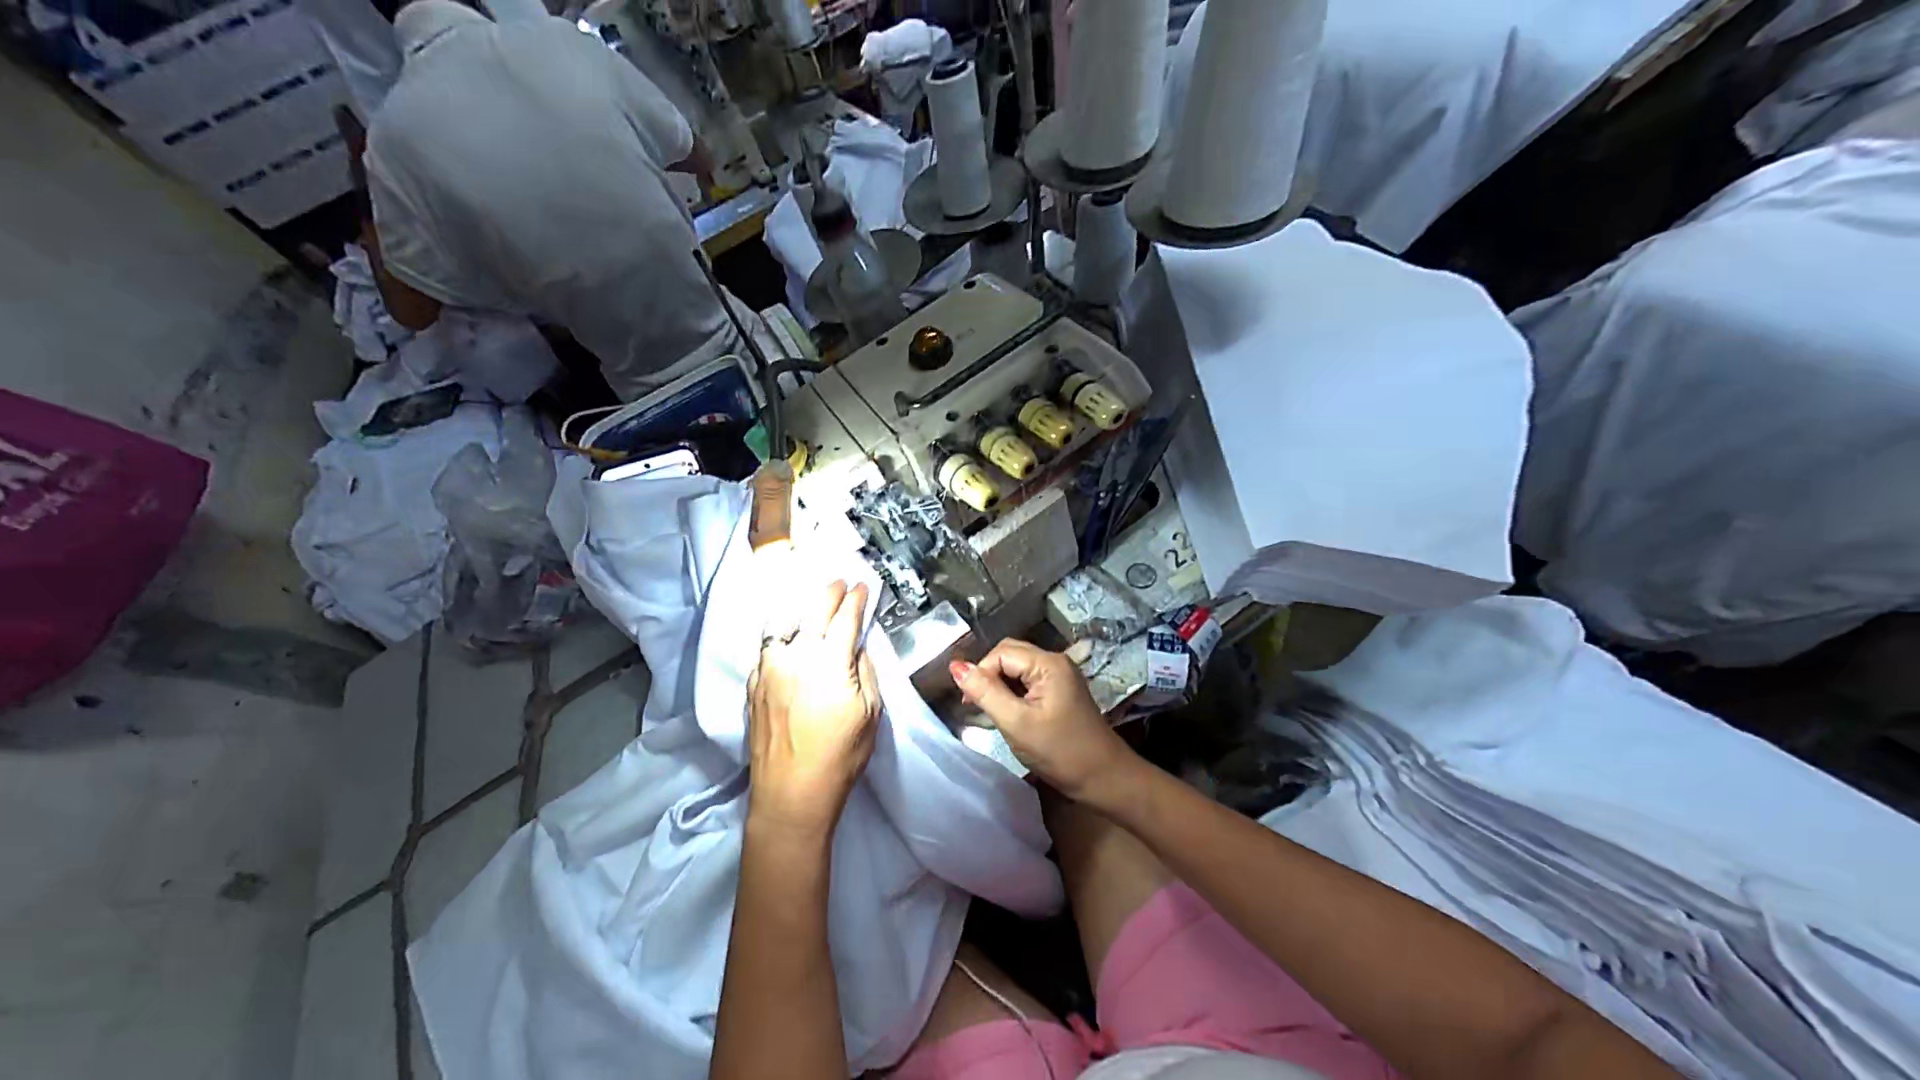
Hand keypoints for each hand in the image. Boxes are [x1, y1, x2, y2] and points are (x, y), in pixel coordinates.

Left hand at [748, 581, 881, 835]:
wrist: (791, 794)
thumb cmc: (839, 756)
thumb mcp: (871, 713)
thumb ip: (864, 672)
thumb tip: (856, 649)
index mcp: (830, 662)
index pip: (846, 619)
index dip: (857, 599)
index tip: (863, 587)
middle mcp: (796, 656)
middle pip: (814, 612)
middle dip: (830, 593)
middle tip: (840, 583)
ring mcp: (769, 669)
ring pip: (784, 623)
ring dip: (801, 607)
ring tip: (812, 601)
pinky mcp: (754, 684)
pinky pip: (767, 647)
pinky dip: (779, 632)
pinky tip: (786, 633)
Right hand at [950, 640, 1141, 806]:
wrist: (1104, 778)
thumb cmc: (1060, 752)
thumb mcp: (1016, 723)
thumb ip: (985, 692)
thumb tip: (955, 667)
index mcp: (1048, 663)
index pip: (1000, 653)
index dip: (981, 674)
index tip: (971, 705)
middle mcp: (1055, 661)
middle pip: (1008, 655)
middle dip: (988, 676)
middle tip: (978, 707)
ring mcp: (1060, 676)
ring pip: (1016, 668)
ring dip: (999, 686)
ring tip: (993, 713)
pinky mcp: (1060, 691)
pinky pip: (1028, 681)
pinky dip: (1012, 693)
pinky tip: (1009, 714)